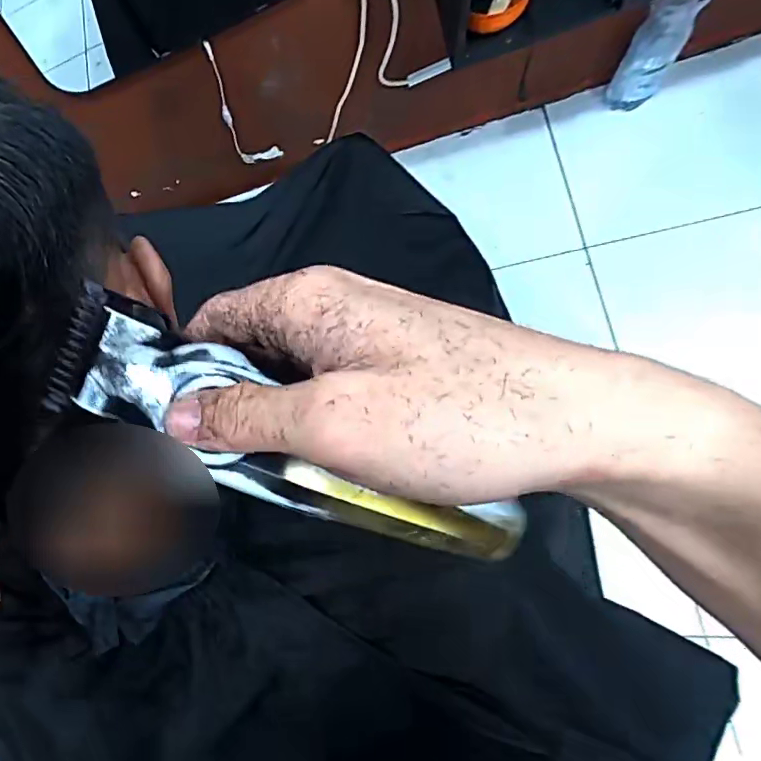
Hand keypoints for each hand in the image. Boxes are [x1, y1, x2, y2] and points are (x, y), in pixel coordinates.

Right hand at [161, 266, 709, 503]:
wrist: (588, 423)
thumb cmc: (450, 417)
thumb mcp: (327, 424)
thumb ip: (242, 416)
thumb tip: (173, 416)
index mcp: (303, 299)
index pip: (210, 321)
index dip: (187, 372)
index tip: (181, 427)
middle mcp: (328, 301)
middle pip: (244, 345)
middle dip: (229, 399)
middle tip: (230, 455)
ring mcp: (364, 329)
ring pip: (283, 369)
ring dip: (271, 414)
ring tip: (280, 461)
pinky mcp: (391, 357)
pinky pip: (323, 381)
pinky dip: (309, 415)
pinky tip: (327, 454)